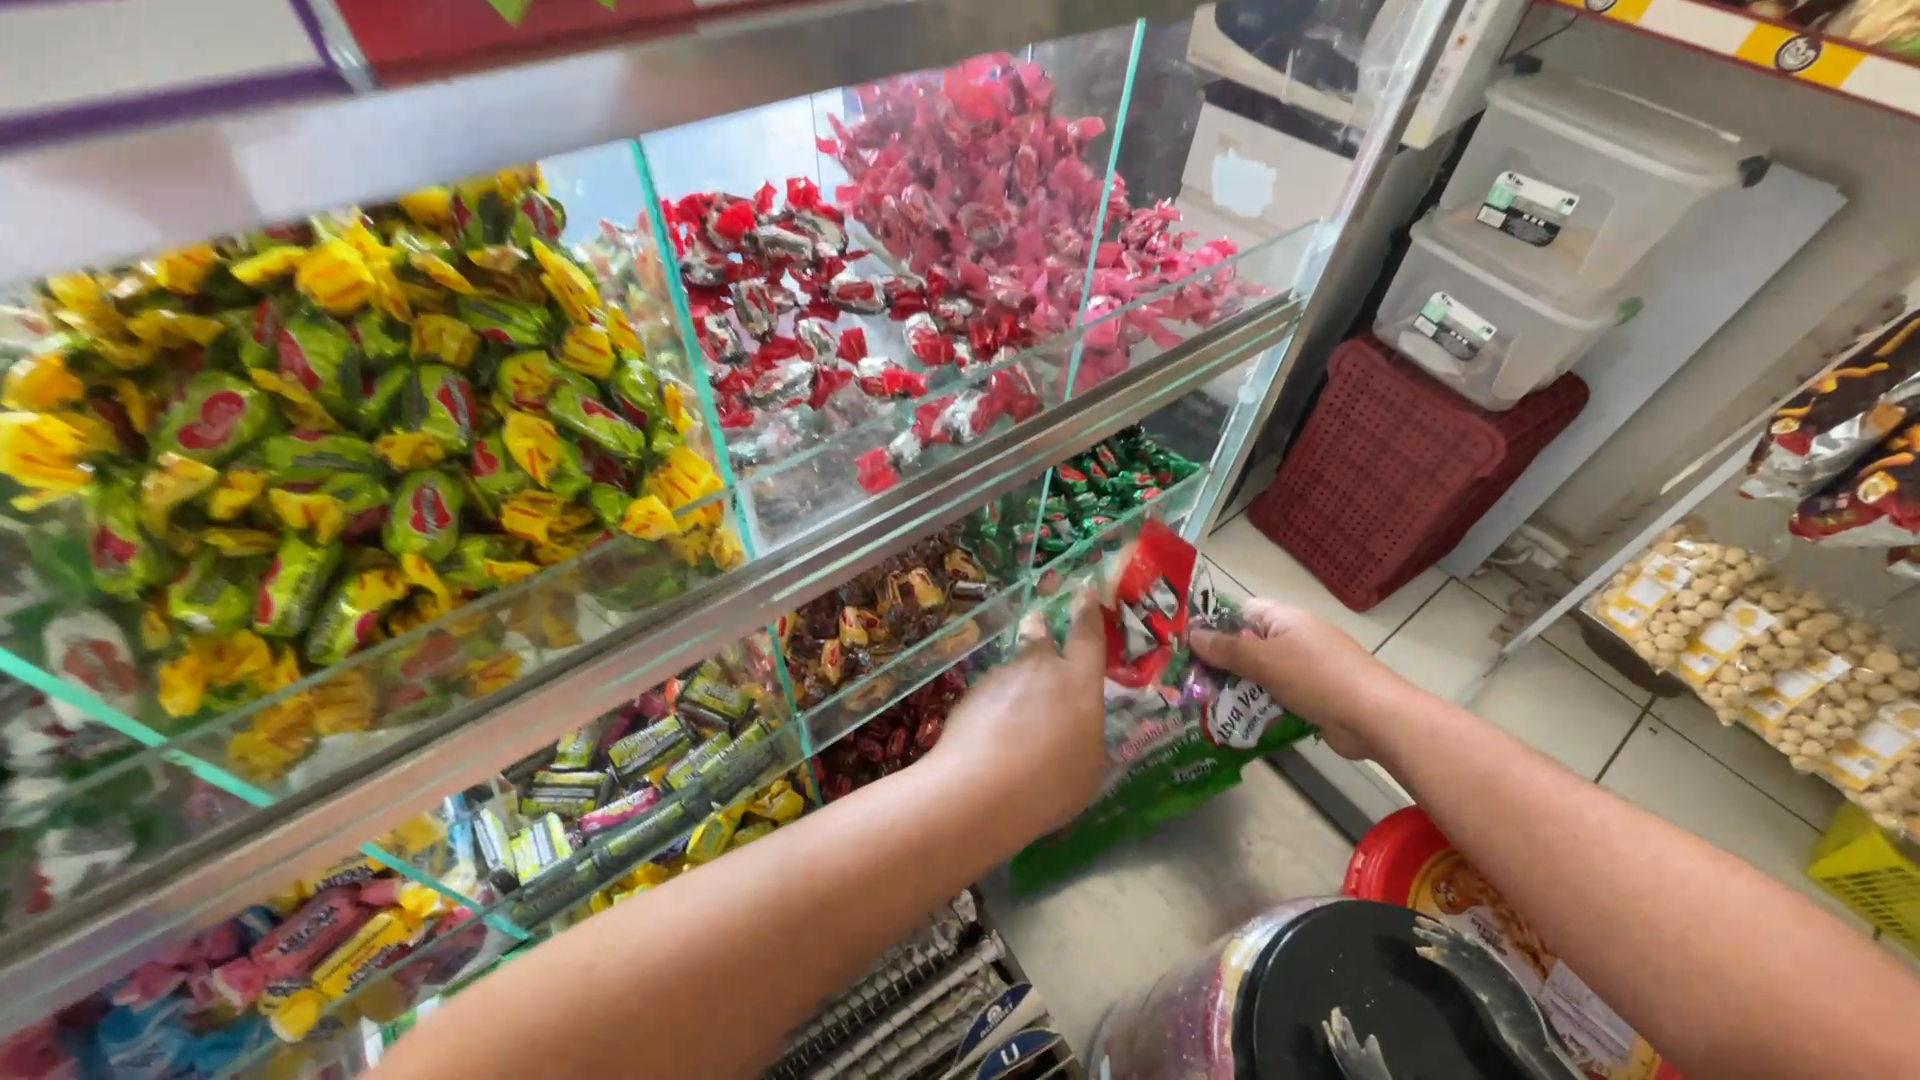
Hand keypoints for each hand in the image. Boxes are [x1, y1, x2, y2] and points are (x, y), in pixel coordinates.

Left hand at [924, 588, 1107, 836]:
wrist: (979, 790)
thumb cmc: (1050, 785)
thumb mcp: (1088, 770)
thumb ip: (1086, 740)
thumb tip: (1080, 734)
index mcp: (1079, 683)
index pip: (1088, 635)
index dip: (1087, 610)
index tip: (1085, 589)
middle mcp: (1040, 668)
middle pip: (1040, 634)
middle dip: (1041, 627)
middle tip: (1041, 625)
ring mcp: (1001, 677)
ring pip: (1013, 667)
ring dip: (1015, 680)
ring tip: (1012, 716)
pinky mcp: (970, 693)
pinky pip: (989, 692)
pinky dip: (992, 706)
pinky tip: (989, 735)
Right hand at [1188, 598, 1397, 760]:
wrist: (1376, 718)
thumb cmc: (1317, 678)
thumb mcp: (1264, 661)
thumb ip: (1226, 649)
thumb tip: (1192, 635)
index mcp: (1285, 619)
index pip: (1241, 612)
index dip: (1215, 625)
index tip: (1188, 646)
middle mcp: (1295, 638)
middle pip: (1248, 644)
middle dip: (1222, 663)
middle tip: (1191, 682)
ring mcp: (1306, 668)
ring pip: (1260, 673)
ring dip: (1239, 688)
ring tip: (1206, 705)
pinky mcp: (1313, 696)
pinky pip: (1277, 695)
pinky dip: (1259, 705)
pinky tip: (1237, 720)